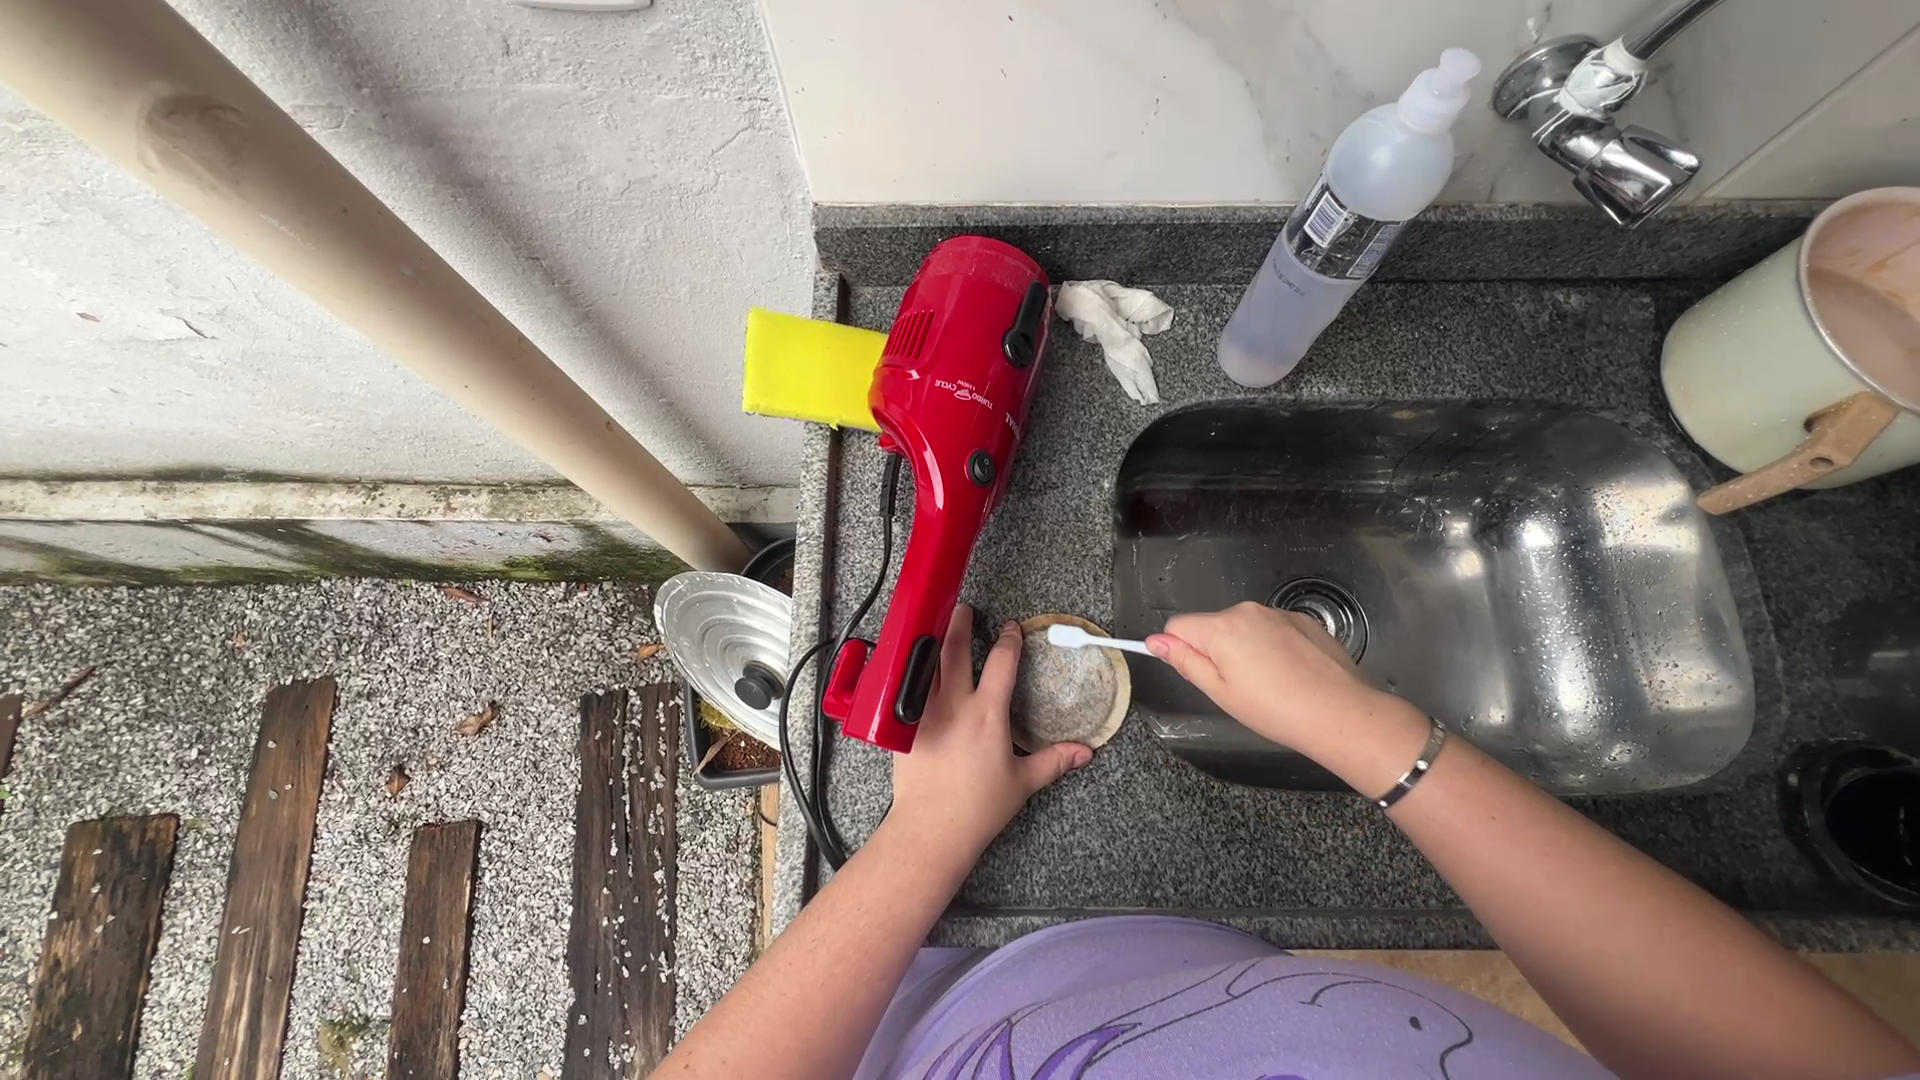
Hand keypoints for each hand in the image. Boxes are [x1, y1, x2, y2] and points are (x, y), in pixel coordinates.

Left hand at [889, 605, 1092, 854]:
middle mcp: (955, 705)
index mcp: (988, 714)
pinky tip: (910, 667)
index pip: (1003, 663)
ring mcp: (925, 713)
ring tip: (936, 625)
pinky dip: (911, 674)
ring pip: (927, 665)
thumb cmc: (977, 808)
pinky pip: (907, 690)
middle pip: (955, 651)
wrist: (932, 828)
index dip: (1010, 640)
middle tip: (964, 609)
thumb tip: (1085, 752)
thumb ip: (1054, 761)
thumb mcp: (1022, 782)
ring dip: (933, 642)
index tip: (1012, 628)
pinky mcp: (904, 727)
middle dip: (961, 625)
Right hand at [1146, 601, 1399, 753]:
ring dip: (1244, 648)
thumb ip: (1185, 661)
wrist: (1342, 713)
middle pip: (1212, 625)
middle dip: (1214, 650)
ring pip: (1243, 627)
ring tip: (1267, 683)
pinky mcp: (1305, 621)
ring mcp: (1279, 613)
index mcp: (1221, 627)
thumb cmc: (1275, 710)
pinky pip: (1272, 628)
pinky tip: (1289, 674)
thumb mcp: (1220, 692)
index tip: (1196, 673)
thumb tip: (1155, 641)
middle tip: (1235, 686)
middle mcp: (1247, 611)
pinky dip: (1272, 646)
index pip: (1177, 626)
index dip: (1178, 649)